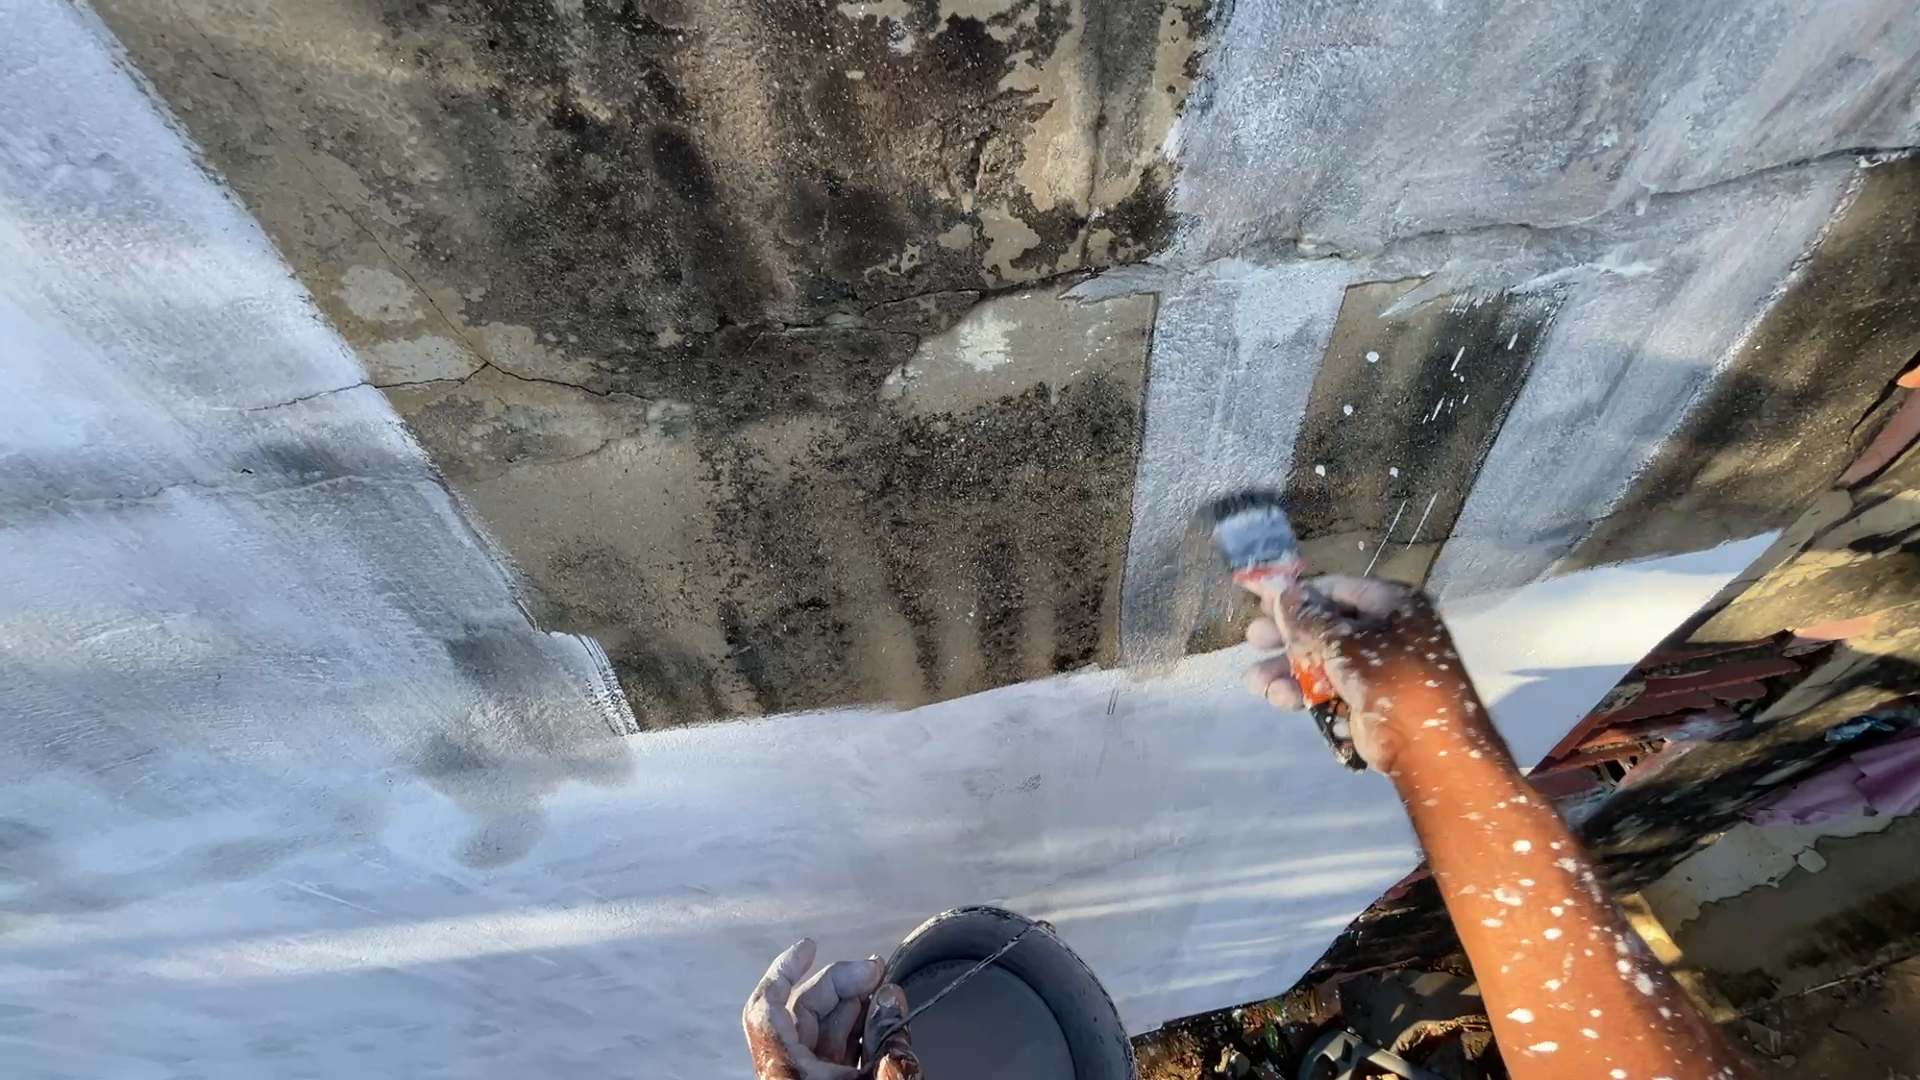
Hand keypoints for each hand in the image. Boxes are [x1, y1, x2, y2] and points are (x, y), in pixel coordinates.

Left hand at [743, 939, 918, 1079]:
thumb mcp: (880, 1079)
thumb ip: (887, 1037)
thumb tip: (891, 995)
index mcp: (786, 1069)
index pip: (765, 1008)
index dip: (783, 969)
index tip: (811, 945)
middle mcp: (789, 1071)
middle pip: (802, 1010)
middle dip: (841, 983)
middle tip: (877, 971)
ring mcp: (806, 1079)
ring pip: (821, 1030)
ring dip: (853, 1004)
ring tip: (885, 993)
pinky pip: (833, 1052)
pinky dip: (856, 1032)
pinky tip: (880, 1019)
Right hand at [1241, 575, 1486, 771]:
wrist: (1427, 747)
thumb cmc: (1390, 678)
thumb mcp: (1343, 640)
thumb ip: (1305, 616)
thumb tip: (1277, 590)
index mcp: (1390, 604)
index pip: (1332, 588)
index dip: (1292, 593)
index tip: (1257, 598)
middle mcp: (1383, 629)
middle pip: (1321, 623)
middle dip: (1284, 635)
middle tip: (1254, 640)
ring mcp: (1373, 665)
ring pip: (1317, 657)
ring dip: (1284, 668)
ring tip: (1255, 682)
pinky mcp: (1363, 695)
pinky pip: (1324, 684)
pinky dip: (1300, 690)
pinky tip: (1279, 698)